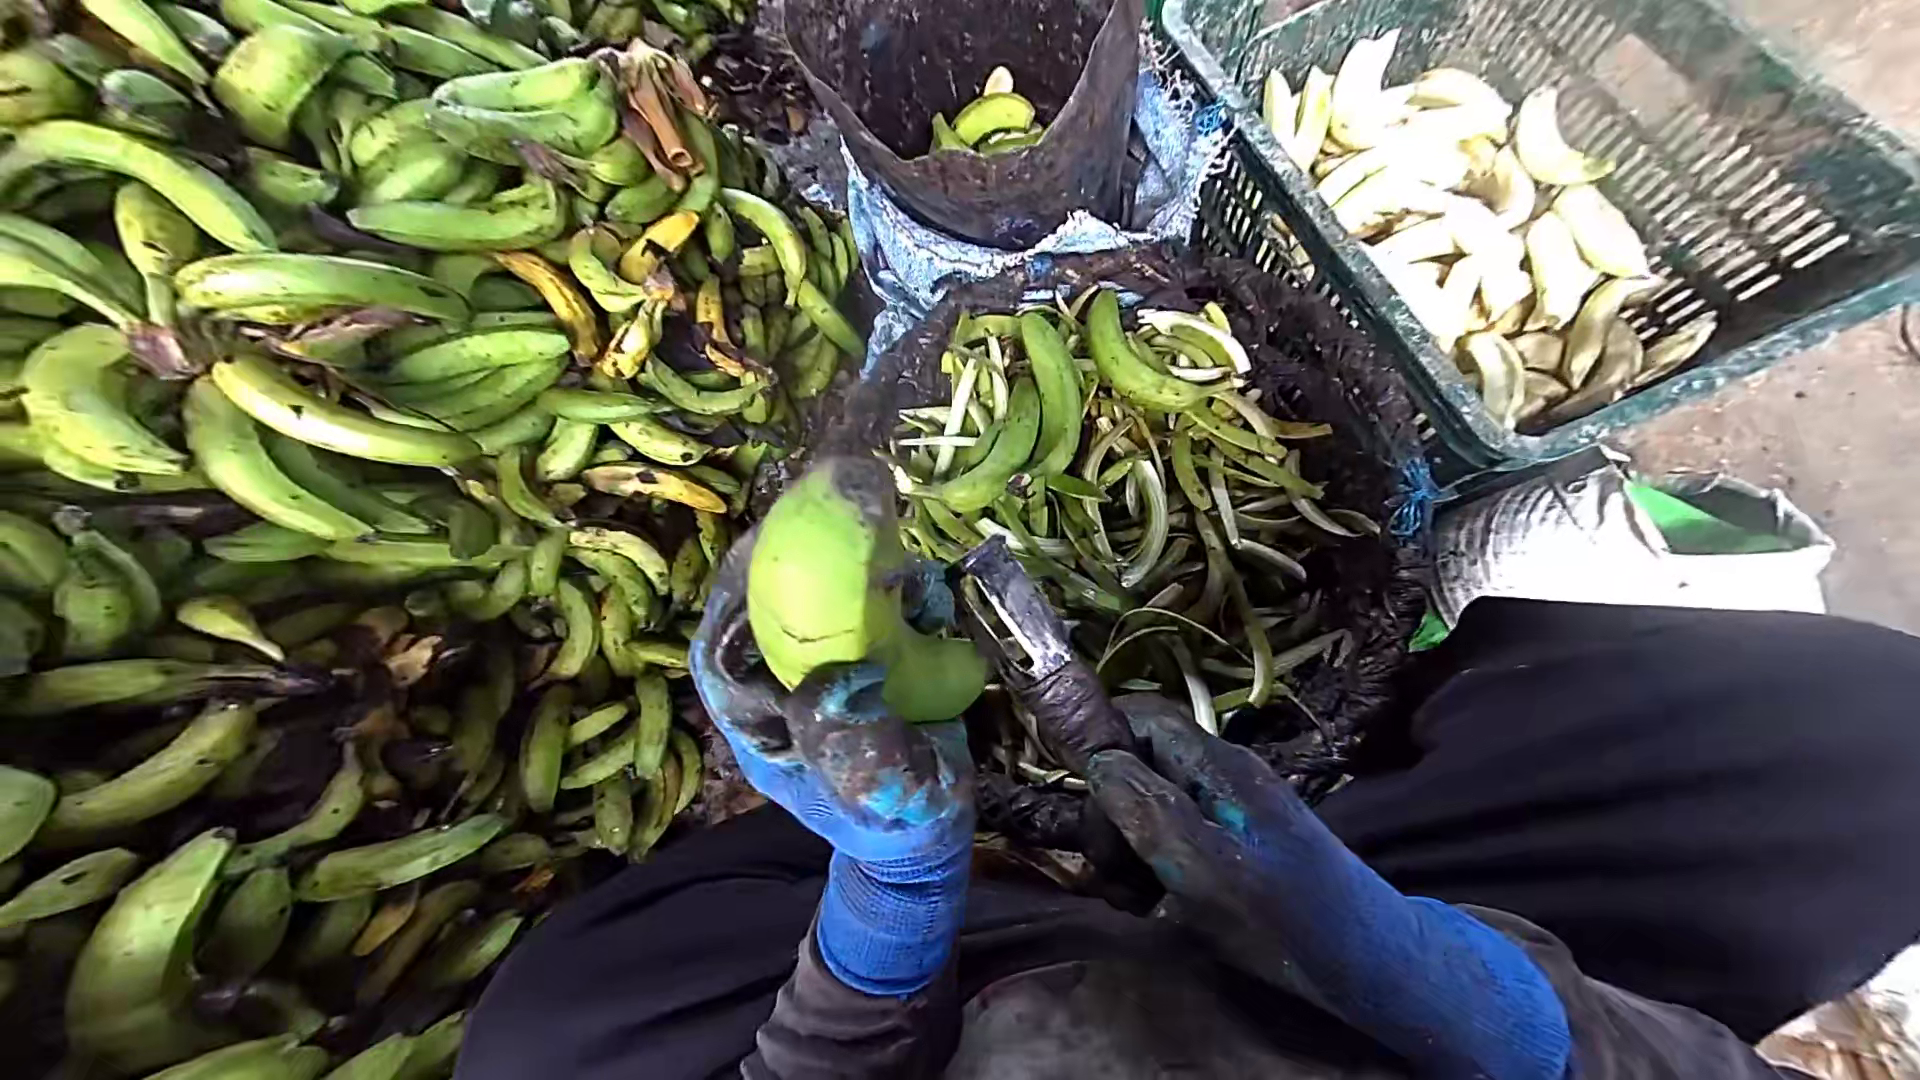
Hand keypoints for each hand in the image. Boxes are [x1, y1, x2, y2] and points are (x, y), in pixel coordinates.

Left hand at [691, 528, 971, 996]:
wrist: (934, 831)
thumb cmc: (894, 823)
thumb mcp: (876, 798)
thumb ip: (852, 746)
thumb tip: (846, 674)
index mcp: (764, 720)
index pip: (723, 650)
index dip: (731, 596)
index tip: (758, 548)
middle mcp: (792, 685)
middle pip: (775, 611)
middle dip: (800, 563)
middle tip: (835, 521)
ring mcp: (838, 669)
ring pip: (835, 604)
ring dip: (868, 576)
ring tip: (906, 575)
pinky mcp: (881, 660)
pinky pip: (885, 613)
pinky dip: (907, 596)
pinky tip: (932, 601)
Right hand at [1089, 695, 1571, 1079]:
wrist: (1384, 971)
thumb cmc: (1292, 923)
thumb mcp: (1208, 871)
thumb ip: (1149, 809)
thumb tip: (1099, 761)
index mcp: (1216, 765)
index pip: (1142, 716)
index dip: (1103, 741)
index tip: (1077, 793)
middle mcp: (1221, 770)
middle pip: (1141, 759)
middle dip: (1111, 809)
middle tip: (1106, 871)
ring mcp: (1231, 803)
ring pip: (1153, 795)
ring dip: (1127, 839)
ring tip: (1128, 894)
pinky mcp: (1237, 834)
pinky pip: (1176, 825)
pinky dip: (1152, 855)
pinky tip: (1153, 896)